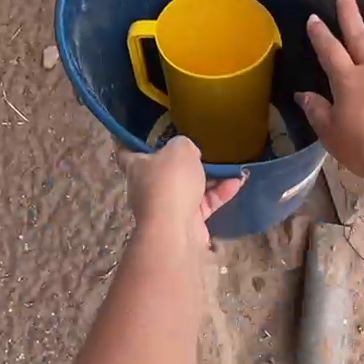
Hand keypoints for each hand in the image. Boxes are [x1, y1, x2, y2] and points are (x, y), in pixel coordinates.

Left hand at [118, 137, 244, 246]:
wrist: (176, 229)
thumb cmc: (170, 182)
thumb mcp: (180, 149)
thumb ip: (183, 144)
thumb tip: (187, 152)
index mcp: (136, 167)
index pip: (126, 152)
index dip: (132, 142)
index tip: (142, 133)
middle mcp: (148, 187)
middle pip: (164, 169)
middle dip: (183, 161)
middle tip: (201, 148)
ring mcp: (167, 206)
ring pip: (189, 187)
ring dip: (210, 177)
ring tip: (229, 164)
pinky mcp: (187, 222)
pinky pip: (204, 203)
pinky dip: (220, 193)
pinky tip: (238, 181)